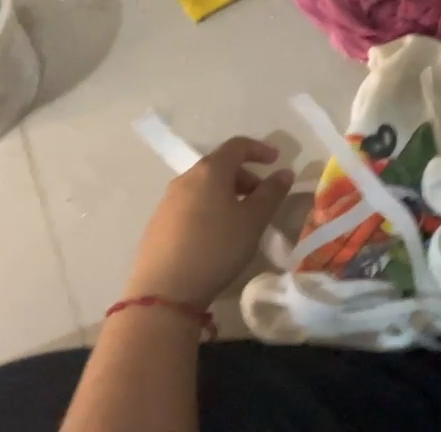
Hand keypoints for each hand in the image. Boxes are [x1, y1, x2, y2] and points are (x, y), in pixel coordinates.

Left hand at [123, 137, 294, 307]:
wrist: (163, 295)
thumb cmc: (216, 247)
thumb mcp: (253, 220)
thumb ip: (272, 192)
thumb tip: (283, 173)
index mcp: (209, 171)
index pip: (237, 146)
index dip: (259, 149)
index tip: (276, 160)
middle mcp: (185, 180)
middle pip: (219, 167)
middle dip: (245, 177)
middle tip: (262, 198)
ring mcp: (166, 204)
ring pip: (204, 188)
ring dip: (227, 195)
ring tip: (240, 220)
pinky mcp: (157, 227)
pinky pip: (190, 206)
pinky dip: (209, 210)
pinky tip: (215, 237)